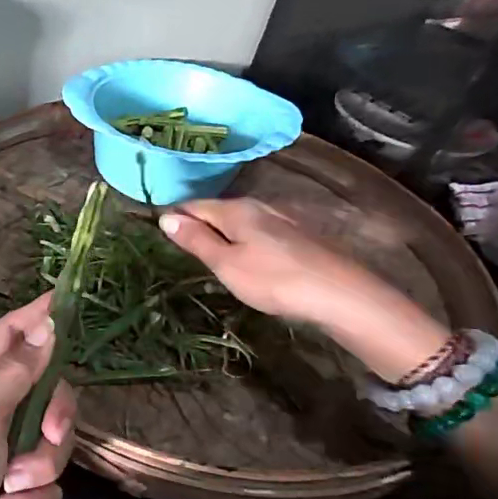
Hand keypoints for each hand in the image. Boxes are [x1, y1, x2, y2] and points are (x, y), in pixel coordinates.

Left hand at [0, 293, 76, 498]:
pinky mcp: (13, 496)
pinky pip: (46, 491)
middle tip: (48, 434)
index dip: (36, 317)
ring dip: (35, 474)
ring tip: (5, 490)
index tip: (66, 303)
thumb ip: (16, 372)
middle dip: (56, 419)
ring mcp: (4, 457)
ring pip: (53, 449)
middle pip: (49, 394)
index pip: (9, 335)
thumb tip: (46, 326)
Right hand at [159, 198, 451, 380]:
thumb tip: (166, 216)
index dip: (175, 216)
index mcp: (236, 209)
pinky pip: (260, 232)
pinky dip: (245, 241)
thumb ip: (197, 240)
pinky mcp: (299, 236)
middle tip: (180, 246)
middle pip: (219, 210)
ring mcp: (282, 219)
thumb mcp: (227, 264)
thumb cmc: (274, 280)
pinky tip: (247, 259)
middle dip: (199, 223)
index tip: (158, 232)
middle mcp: (259, 206)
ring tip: (209, 255)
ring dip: (222, 233)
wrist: (339, 294)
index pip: (194, 205)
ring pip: (241, 221)